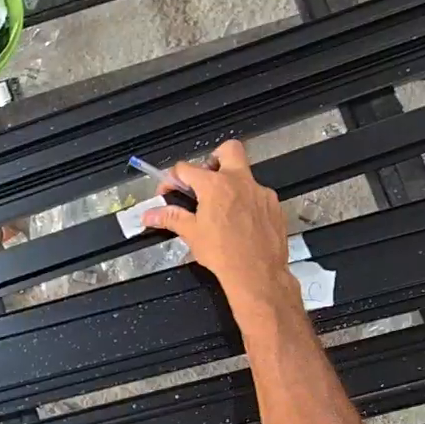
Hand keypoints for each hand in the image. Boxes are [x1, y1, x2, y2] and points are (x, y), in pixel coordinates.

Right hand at [141, 140, 300, 335]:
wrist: (257, 273)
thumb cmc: (222, 253)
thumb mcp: (191, 233)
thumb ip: (170, 217)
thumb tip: (149, 215)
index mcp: (215, 185)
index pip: (186, 168)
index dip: (173, 178)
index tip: (169, 190)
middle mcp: (240, 181)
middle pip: (229, 150)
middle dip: (214, 158)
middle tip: (205, 178)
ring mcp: (260, 192)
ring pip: (245, 175)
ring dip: (230, 184)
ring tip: (221, 208)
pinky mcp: (274, 205)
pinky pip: (258, 194)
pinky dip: (246, 201)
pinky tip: (240, 222)